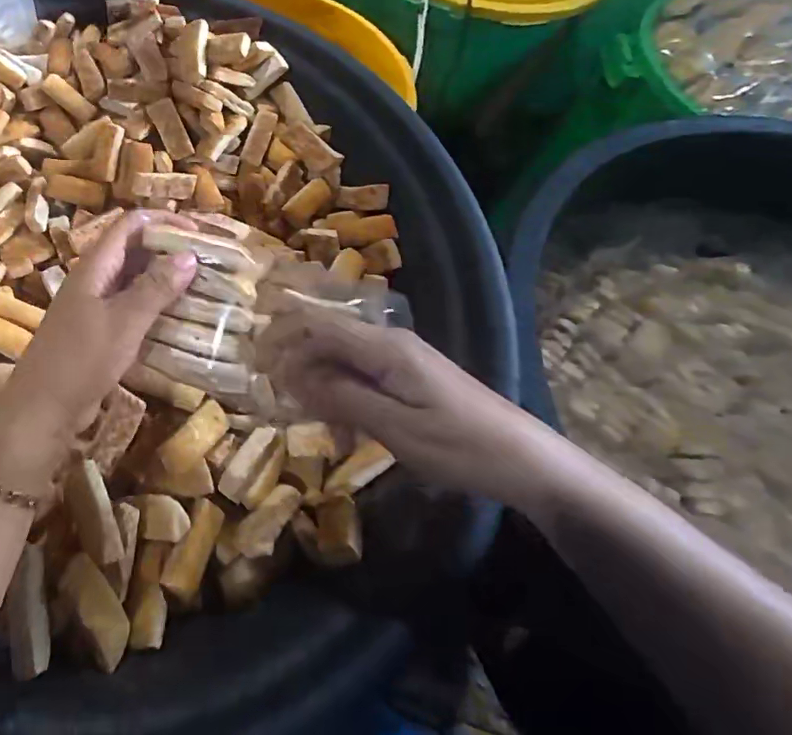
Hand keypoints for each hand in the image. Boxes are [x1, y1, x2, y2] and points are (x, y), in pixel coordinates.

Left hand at [0, 212, 197, 439]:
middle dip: (168, 248)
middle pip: (132, 249)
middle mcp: (93, 279)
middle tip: (209, 258)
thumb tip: (190, 254)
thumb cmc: (81, 359)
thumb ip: (155, 288)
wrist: (43, 408)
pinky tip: (180, 316)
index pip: (129, 225)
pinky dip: (154, 304)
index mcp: (94, 266)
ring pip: (132, 279)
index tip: (200, 231)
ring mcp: (93, 305)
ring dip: (163, 277)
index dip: (162, 220)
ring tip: (203, 283)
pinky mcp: (98, 330)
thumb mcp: (123, 322)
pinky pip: (130, 306)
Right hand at [255, 310, 577, 513]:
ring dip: (319, 384)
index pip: (318, 327)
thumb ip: (343, 398)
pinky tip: (345, 429)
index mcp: (385, 348)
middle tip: (278, 399)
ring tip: (313, 423)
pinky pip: (360, 375)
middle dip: (296, 364)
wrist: (532, 464)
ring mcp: (400, 359)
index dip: (283, 343)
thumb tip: (294, 377)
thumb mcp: (397, 429)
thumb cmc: (463, 447)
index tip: (258, 370)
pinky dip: (342, 395)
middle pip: (325, 338)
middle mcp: (389, 342)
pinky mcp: (409, 377)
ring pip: (340, 358)